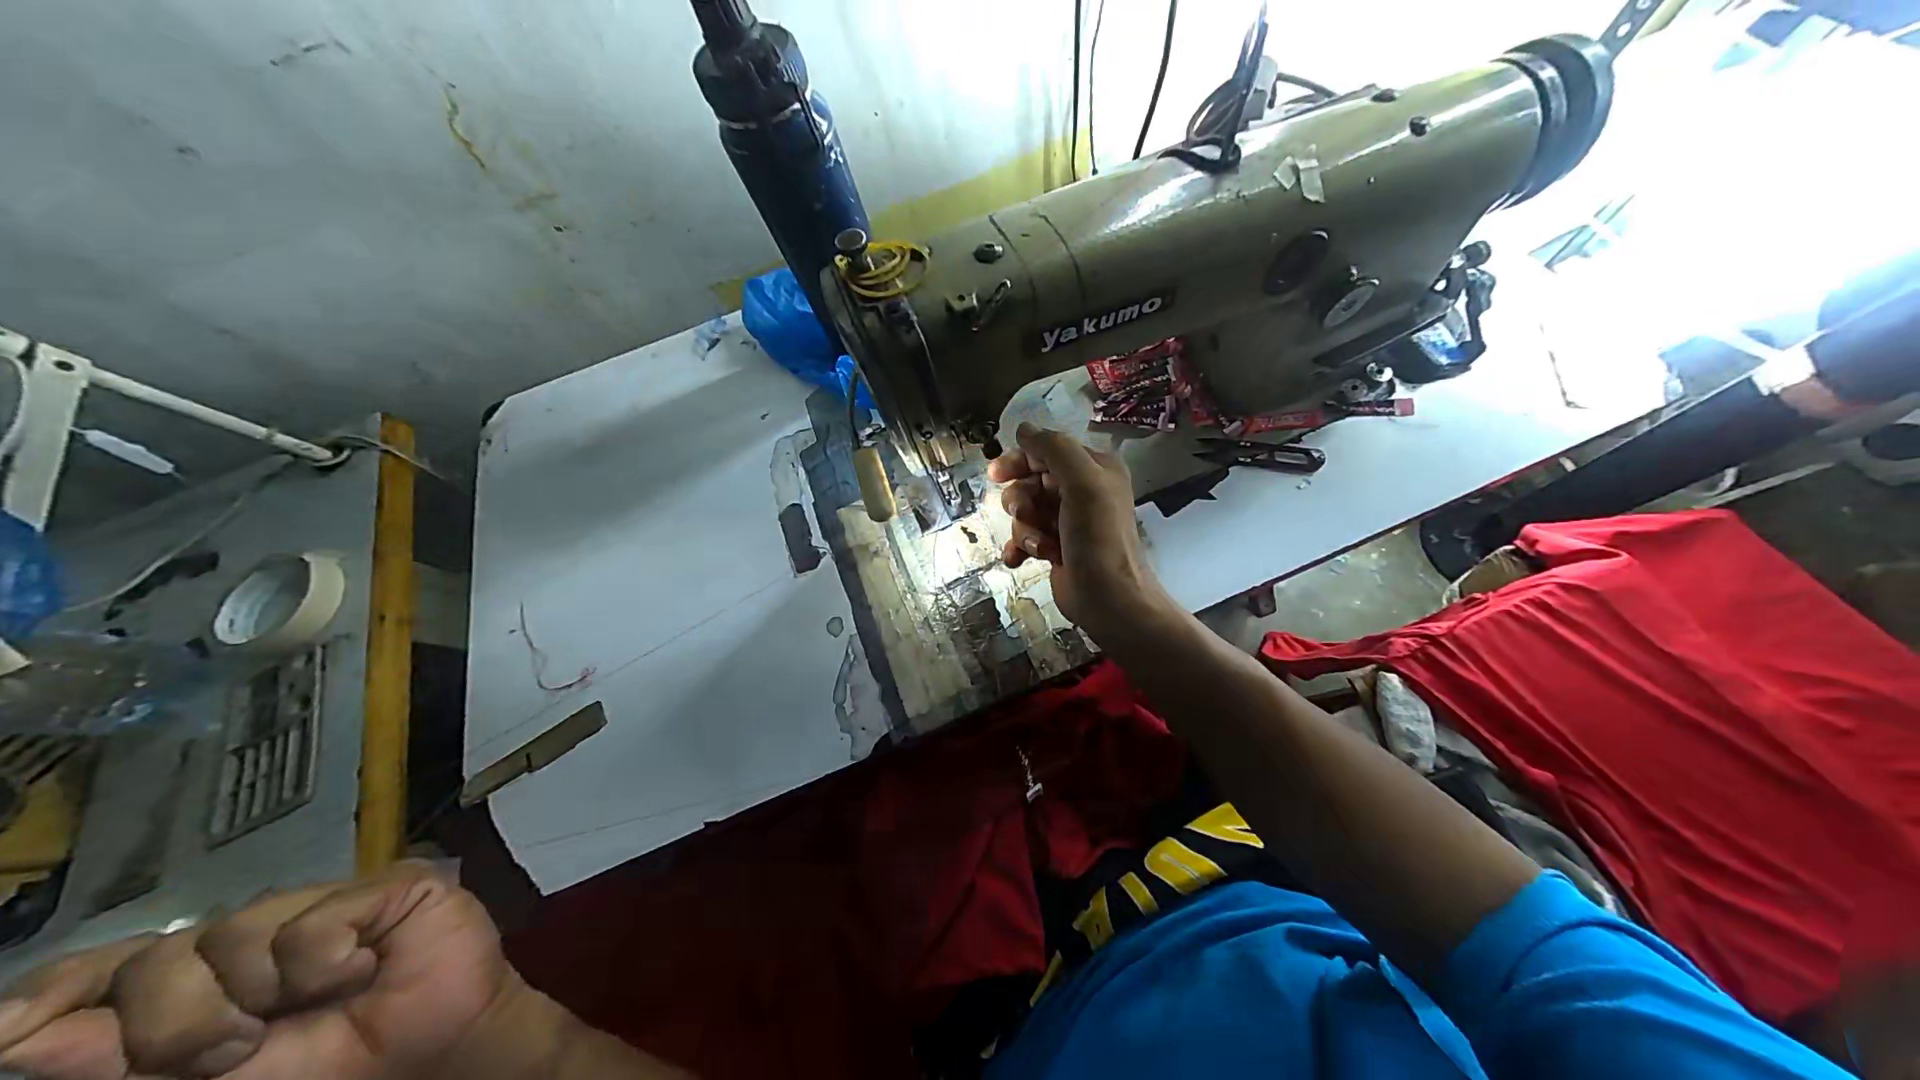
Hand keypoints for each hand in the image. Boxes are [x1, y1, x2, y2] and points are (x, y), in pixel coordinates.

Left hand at [0, 862, 521, 1079]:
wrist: (430, 1048)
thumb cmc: (326, 1070)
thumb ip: (128, 1064)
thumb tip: (16, 1040)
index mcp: (207, 979)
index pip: (112, 963)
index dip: (60, 986)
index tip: (5, 1032)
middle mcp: (254, 933)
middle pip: (160, 957)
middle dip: (181, 1023)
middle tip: (239, 1049)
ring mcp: (322, 900)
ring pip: (235, 933)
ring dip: (268, 993)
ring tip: (325, 1000)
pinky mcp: (383, 884)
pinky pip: (312, 922)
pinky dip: (328, 962)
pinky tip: (366, 967)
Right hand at [988, 423, 1177, 642]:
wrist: (1109, 599)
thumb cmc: (1098, 538)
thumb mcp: (1082, 482)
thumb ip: (1053, 449)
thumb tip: (1023, 428)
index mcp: (1093, 468)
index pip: (1046, 450)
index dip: (1020, 460)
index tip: (997, 474)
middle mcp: (1081, 490)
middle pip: (1029, 481)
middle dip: (1021, 500)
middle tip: (1026, 514)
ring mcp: (1066, 521)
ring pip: (1023, 511)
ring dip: (1024, 529)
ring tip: (1040, 546)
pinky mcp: (1055, 547)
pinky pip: (1023, 537)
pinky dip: (1018, 547)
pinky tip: (1019, 560)